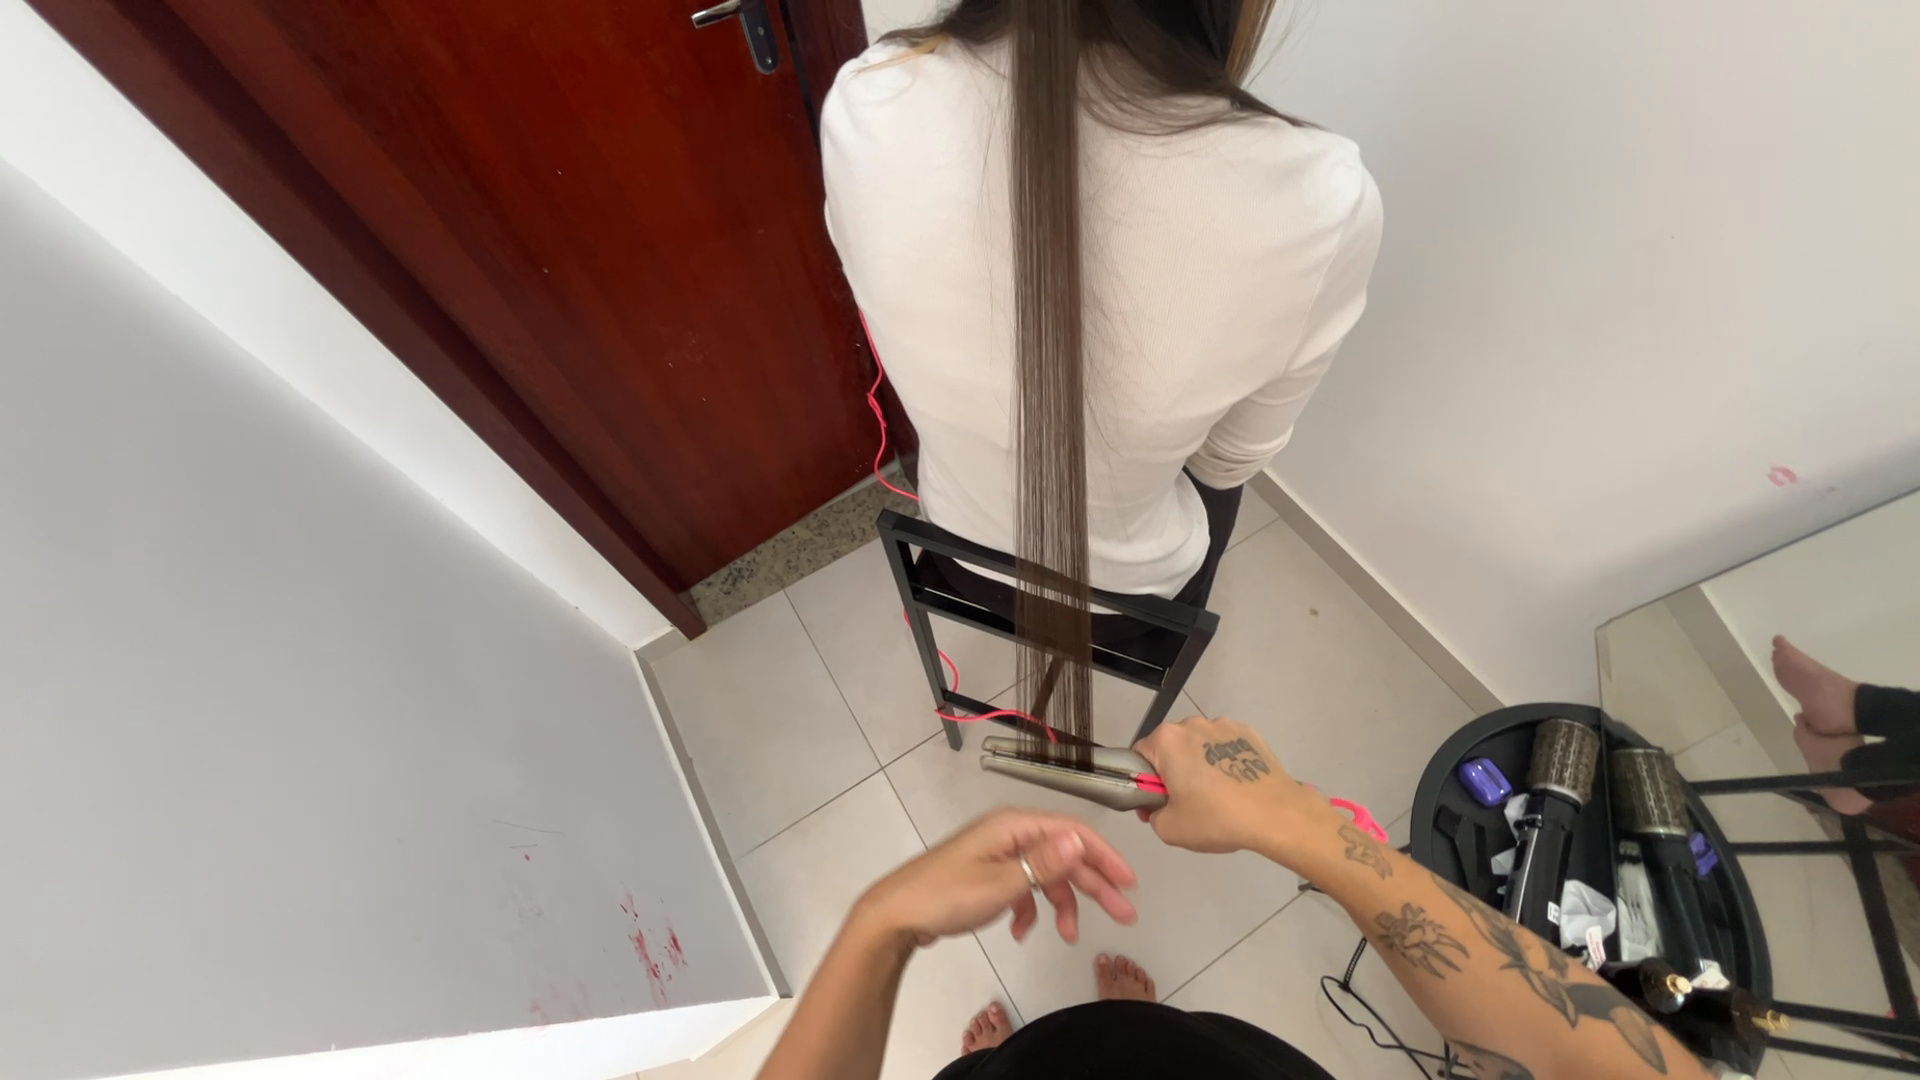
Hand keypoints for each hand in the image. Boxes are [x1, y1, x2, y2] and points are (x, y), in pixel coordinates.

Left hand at [855, 807, 1137, 945]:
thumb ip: (1044, 864)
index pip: (1072, 832)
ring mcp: (998, 854)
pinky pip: (1023, 886)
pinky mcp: (988, 875)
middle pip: (1063, 853)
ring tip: (1070, 935)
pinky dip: (1030, 908)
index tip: (1128, 883)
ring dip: (1061, 902)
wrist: (898, 913)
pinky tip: (1024, 932)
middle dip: (1093, 883)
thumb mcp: (1001, 884)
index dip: (1103, 855)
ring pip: (1045, 873)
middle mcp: (1010, 833)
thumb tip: (1080, 839)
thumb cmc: (948, 895)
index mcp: (1014, 826)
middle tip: (1123, 914)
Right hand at [1133, 715, 1338, 856]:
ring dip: (1201, 763)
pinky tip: (1238, 785)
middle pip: (1170, 748)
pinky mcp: (1249, 732)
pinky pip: (1226, 746)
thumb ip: (1152, 815)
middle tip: (1189, 802)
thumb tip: (1158, 806)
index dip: (1146, 781)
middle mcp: (1191, 724)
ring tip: (1219, 795)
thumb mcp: (1170, 830)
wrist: (1278, 816)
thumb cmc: (1218, 818)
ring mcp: (1223, 725)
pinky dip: (1226, 761)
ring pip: (1199, 745)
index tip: (1160, 802)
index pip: (1140, 756)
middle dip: (1174, 770)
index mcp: (1167, 740)